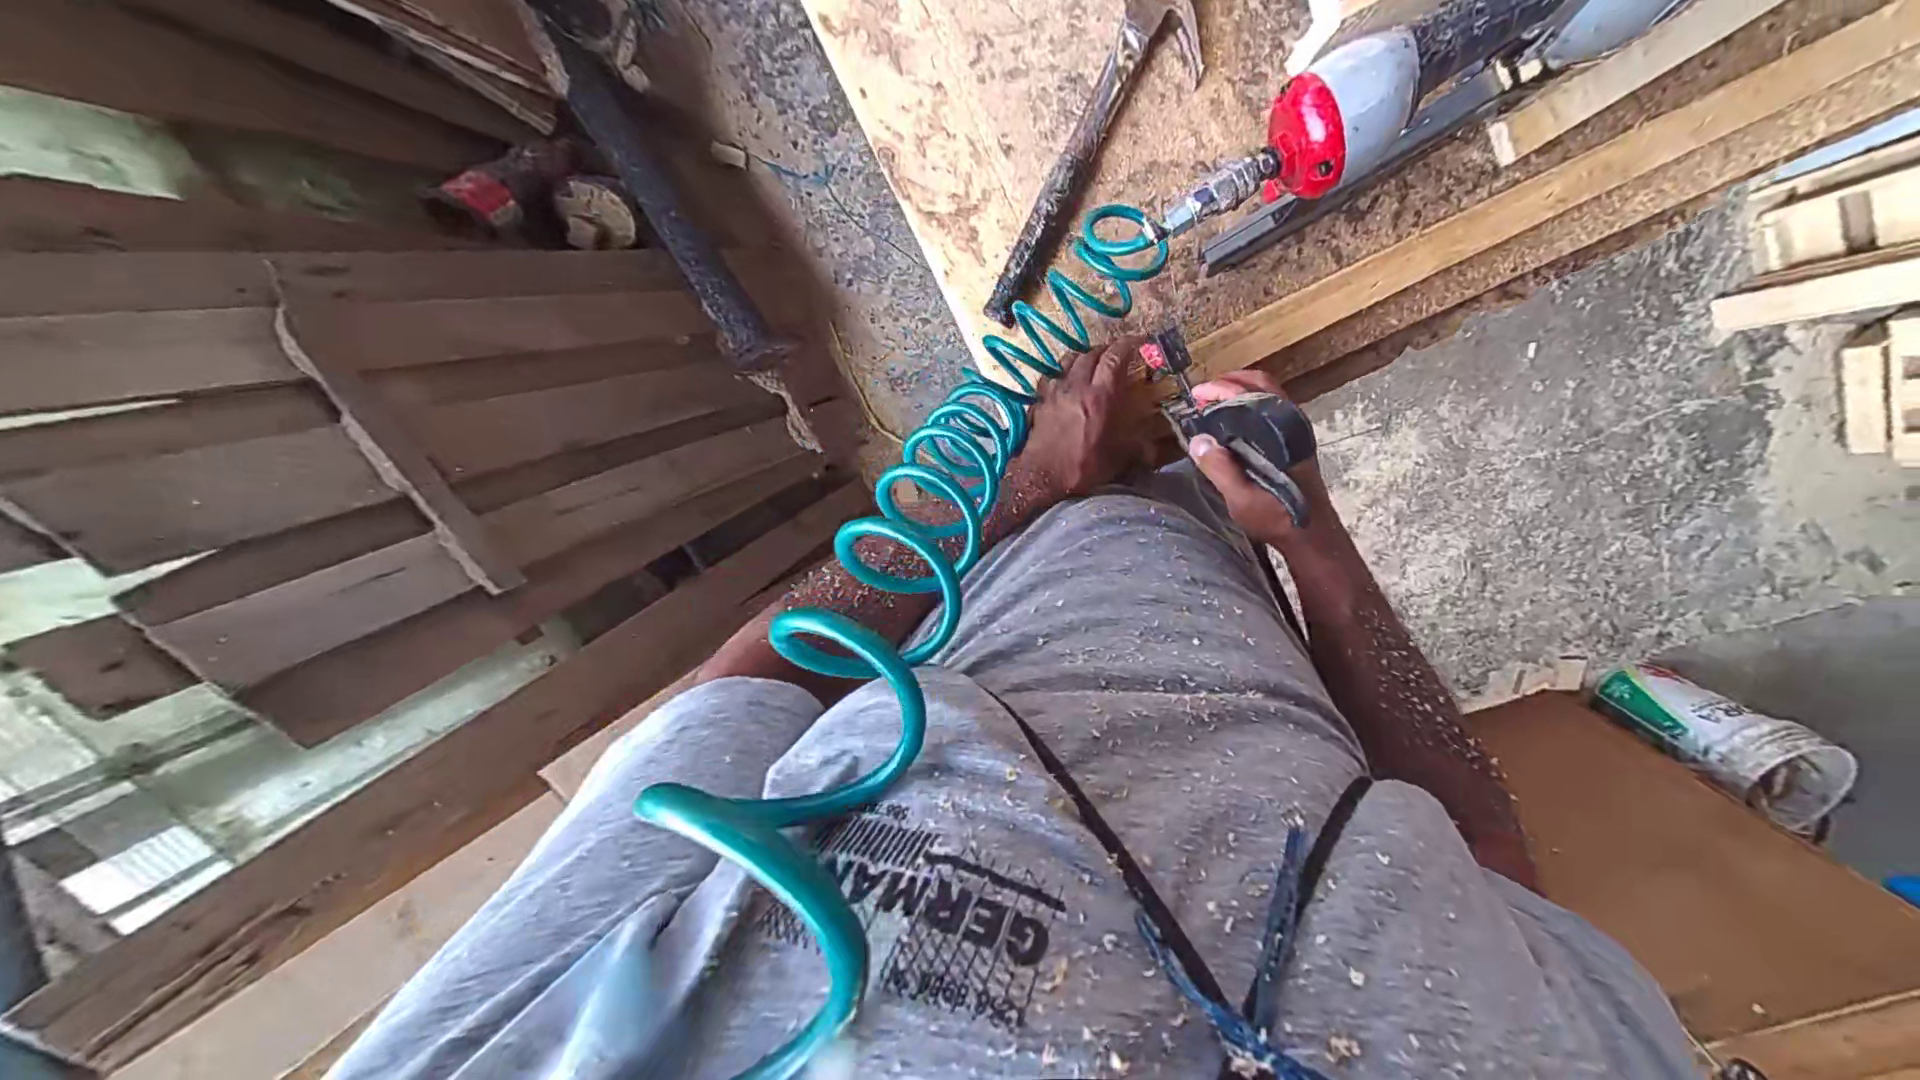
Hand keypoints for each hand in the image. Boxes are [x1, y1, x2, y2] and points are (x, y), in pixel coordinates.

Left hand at [1010, 339, 1145, 501]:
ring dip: (1083, 357)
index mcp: (1100, 396)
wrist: (1041, 477)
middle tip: (1117, 354)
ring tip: (1092, 364)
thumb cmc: (1082, 468)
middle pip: (1092, 354)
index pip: (1114, 357)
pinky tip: (1066, 382)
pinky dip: (1062, 373)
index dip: (1128, 344)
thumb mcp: (1118, 458)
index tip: (1139, 341)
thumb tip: (1156, 449)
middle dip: (1107, 349)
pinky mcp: (1040, 400)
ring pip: (1069, 360)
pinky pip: (1052, 376)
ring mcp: (1055, 391)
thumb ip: (1138, 447)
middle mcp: (1076, 386)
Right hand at [1182, 370, 1335, 546]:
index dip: (1222, 388)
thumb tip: (1198, 441)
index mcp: (1281, 433)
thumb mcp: (1242, 498)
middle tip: (1203, 393)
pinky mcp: (1291, 444)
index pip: (1252, 393)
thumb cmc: (1278, 518)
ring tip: (1212, 404)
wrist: (1311, 535)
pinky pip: (1268, 413)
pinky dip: (1247, 407)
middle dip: (1231, 383)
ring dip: (1239, 394)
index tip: (1198, 393)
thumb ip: (1220, 469)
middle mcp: (1291, 426)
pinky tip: (1229, 423)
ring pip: (1267, 398)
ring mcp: (1294, 434)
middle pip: (1263, 386)